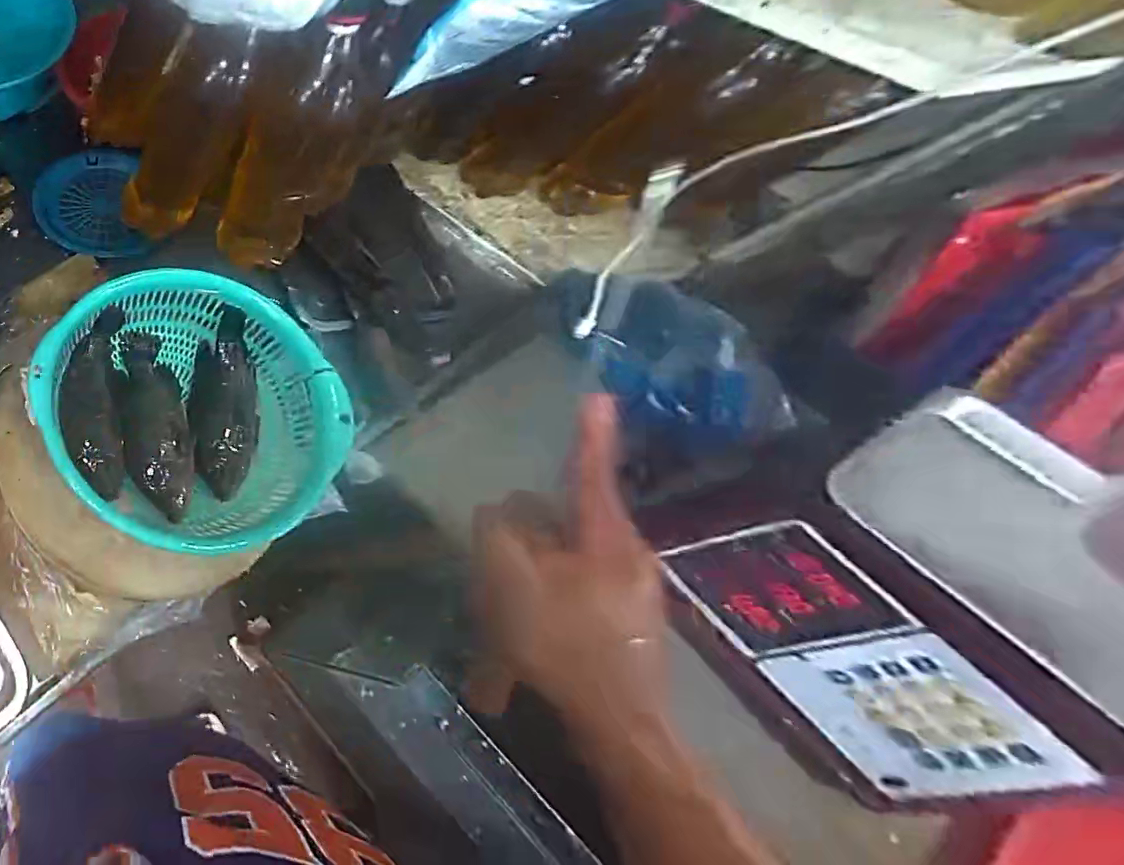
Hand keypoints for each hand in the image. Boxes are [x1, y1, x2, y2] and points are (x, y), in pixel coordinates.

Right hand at [469, 395, 668, 738]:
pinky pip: (569, 596)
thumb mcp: (512, 577)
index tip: (598, 396)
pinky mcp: (622, 623)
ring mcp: (629, 593)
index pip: (591, 471)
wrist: (618, 727)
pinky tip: (511, 657)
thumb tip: (500, 510)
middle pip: (565, 522)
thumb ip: (500, 529)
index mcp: (605, 537)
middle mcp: (624, 557)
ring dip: (526, 580)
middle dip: (527, 535)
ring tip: (497, 622)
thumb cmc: (562, 641)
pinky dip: (538, 611)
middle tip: (495, 566)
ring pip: (562, 563)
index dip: (590, 433)